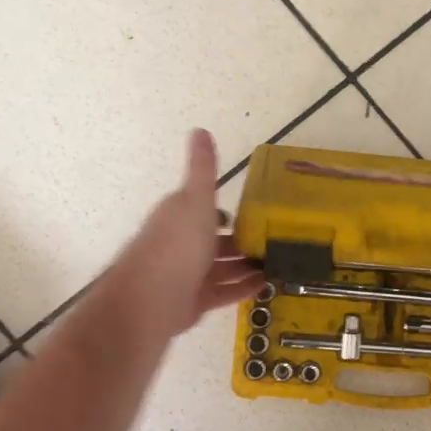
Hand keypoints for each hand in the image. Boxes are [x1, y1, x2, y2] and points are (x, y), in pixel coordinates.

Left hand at [112, 130, 266, 336]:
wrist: (152, 298)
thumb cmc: (177, 243)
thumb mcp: (195, 199)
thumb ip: (203, 169)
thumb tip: (200, 129)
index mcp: (180, 216)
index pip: (204, 208)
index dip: (227, 210)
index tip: (256, 211)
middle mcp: (182, 243)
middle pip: (216, 240)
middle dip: (242, 240)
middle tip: (276, 240)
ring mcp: (189, 274)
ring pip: (223, 267)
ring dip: (247, 264)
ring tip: (278, 262)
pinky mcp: (196, 300)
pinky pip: (225, 292)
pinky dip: (244, 288)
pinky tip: (267, 285)